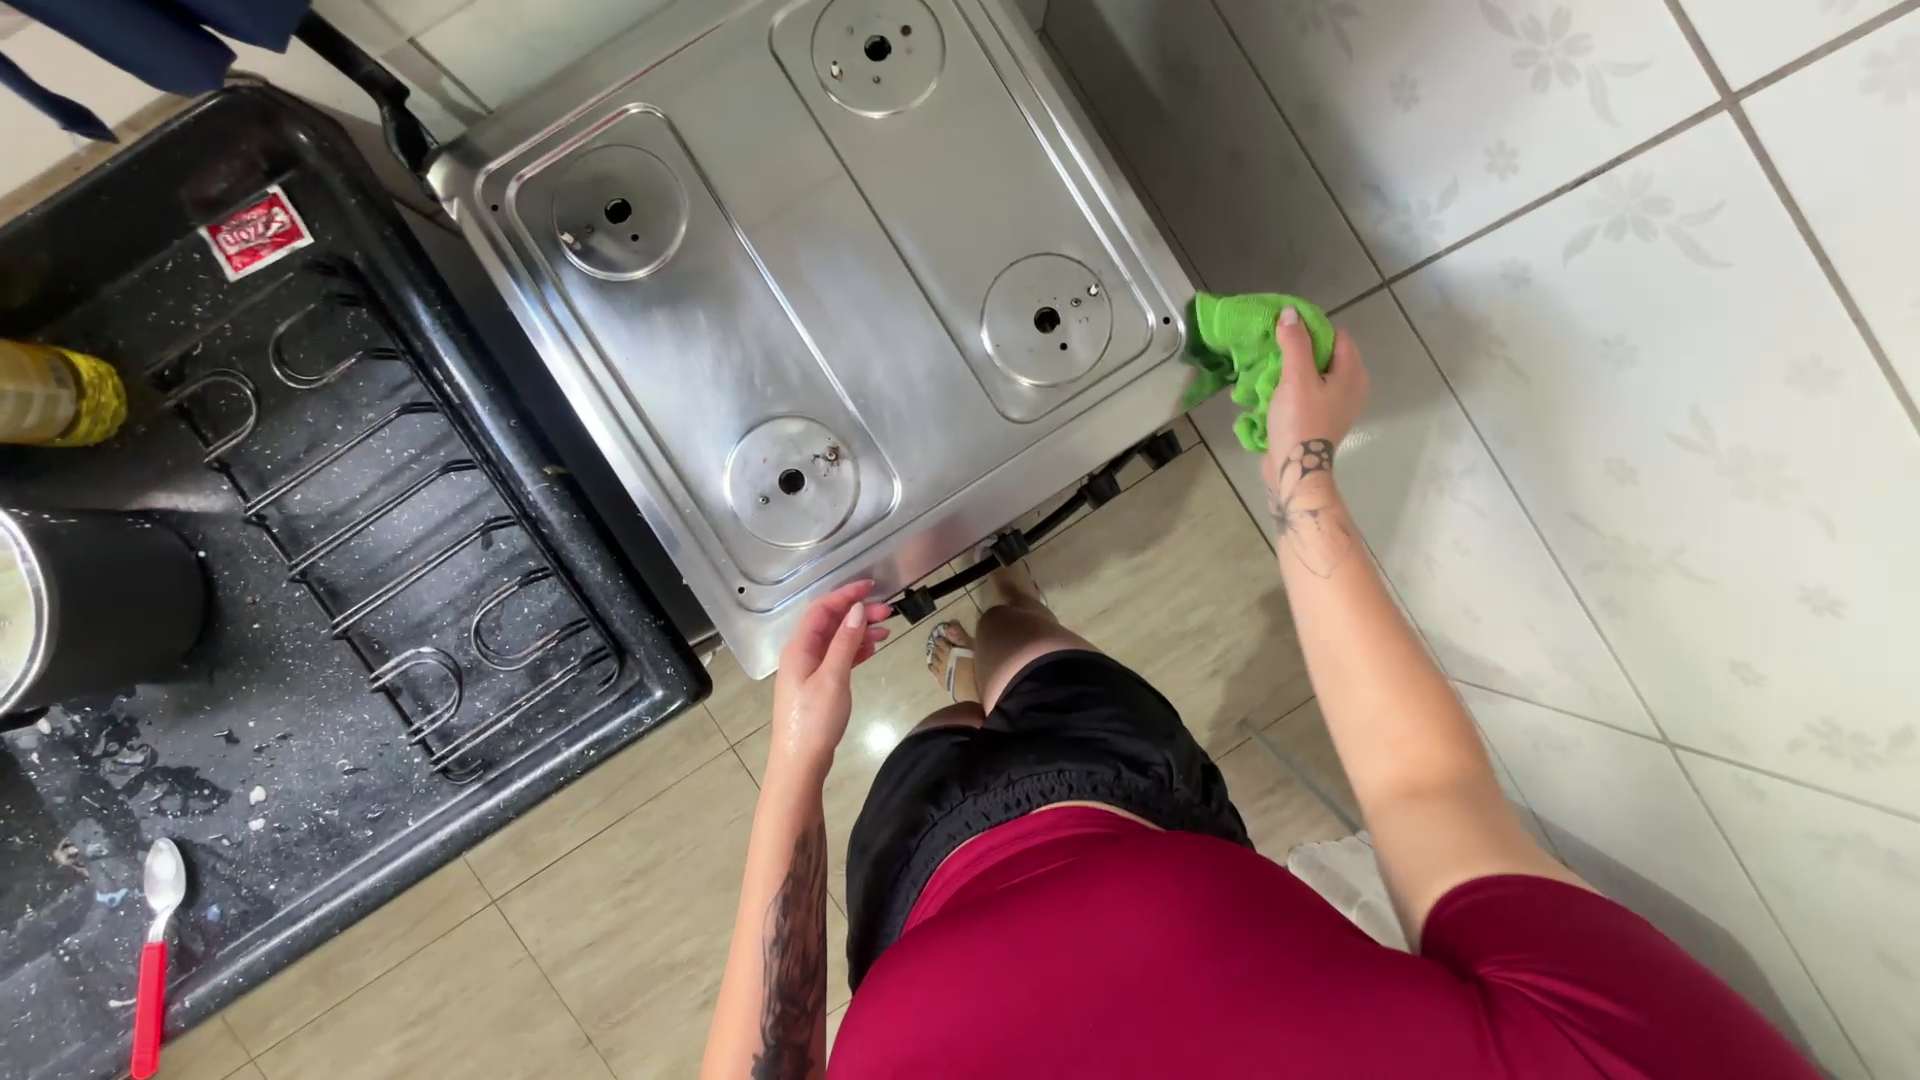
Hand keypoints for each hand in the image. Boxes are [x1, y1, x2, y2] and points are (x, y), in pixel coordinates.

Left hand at [768, 581, 891, 781]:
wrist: (800, 764)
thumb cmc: (815, 720)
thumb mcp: (834, 677)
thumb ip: (845, 642)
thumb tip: (857, 609)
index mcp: (799, 648)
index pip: (822, 609)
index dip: (845, 594)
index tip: (871, 586)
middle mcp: (801, 654)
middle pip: (829, 622)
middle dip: (857, 612)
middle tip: (887, 612)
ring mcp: (808, 670)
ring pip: (835, 640)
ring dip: (858, 630)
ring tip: (886, 630)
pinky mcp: (816, 686)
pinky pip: (837, 657)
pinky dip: (854, 649)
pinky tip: (871, 648)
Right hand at [1262, 307, 1368, 576]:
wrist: (1296, 469)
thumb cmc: (1300, 421)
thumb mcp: (1296, 377)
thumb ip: (1294, 343)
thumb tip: (1290, 313)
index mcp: (1353, 373)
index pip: (1336, 336)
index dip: (1312, 330)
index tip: (1285, 334)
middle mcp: (1353, 387)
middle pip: (1326, 356)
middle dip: (1301, 351)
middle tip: (1274, 353)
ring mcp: (1339, 406)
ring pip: (1316, 376)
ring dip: (1294, 372)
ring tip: (1270, 374)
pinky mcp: (1323, 421)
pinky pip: (1310, 395)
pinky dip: (1295, 391)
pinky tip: (1275, 395)